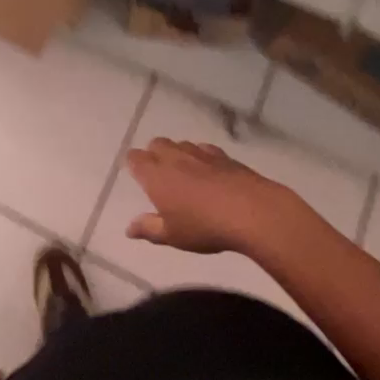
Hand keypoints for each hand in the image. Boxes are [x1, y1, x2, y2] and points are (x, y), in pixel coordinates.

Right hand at [125, 138, 311, 255]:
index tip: (137, 176)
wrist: (251, 211)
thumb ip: (148, 229)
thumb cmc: (204, 226)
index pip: (135, 158)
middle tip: (159, 177)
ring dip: (177, 154)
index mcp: (155, 175)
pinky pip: (204, 149)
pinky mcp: (223, 155)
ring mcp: (199, 153)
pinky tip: (208, 171)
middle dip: (154, 155)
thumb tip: (129, 229)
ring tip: (184, 174)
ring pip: (180, 144)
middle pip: (156, 144)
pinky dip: (200, 156)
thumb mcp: (172, 235)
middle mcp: (174, 157)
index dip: (134, 165)